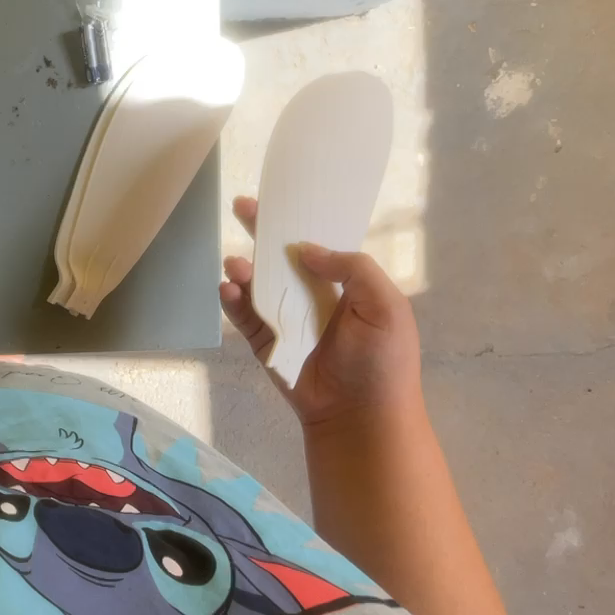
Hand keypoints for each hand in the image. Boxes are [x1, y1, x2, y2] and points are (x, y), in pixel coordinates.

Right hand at [217, 195, 423, 432]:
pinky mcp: (263, 342)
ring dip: (244, 270)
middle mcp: (311, 297)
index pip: (317, 246)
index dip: (300, 223)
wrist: (360, 414)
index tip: (280, 199)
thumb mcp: (386, 306)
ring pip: (257, 284)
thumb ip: (353, 269)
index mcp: (344, 286)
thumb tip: (305, 249)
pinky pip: (244, 316)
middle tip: (242, 207)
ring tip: (236, 265)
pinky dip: (233, 301)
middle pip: (280, 258)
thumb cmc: (382, 360)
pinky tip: (228, 289)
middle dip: (261, 232)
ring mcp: (284, 318)